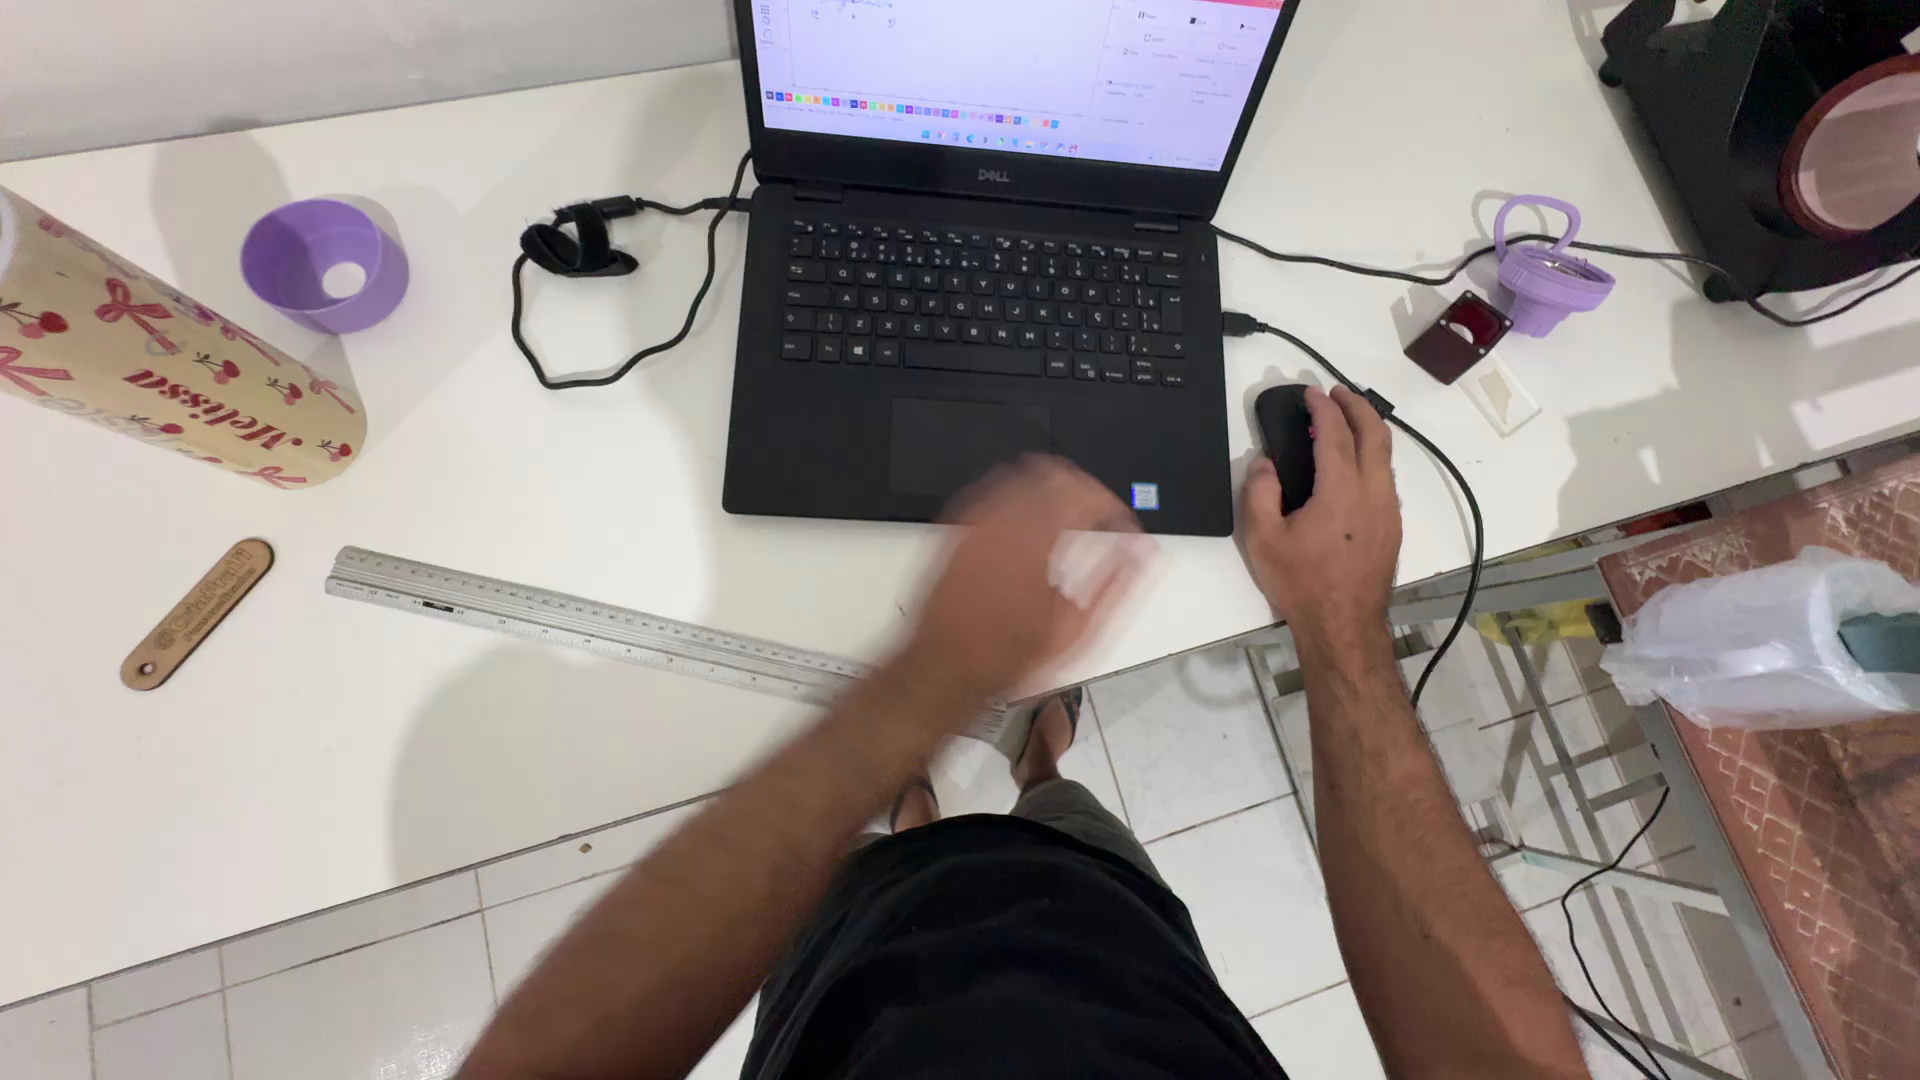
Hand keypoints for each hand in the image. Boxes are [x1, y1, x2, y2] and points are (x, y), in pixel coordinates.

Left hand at [902, 456, 1151, 702]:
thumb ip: (1116, 585)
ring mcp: (973, 524)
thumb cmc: (1002, 659)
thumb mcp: (1074, 632)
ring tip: (1065, 519)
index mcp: (1035, 544)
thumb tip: (1143, 553)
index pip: (1084, 493)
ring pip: (1019, 474)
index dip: (1112, 505)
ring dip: (1049, 489)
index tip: (1120, 526)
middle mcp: (1001, 525)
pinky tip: (1024, 524)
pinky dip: (1015, 497)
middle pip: (1053, 473)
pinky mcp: (954, 529)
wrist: (943, 669)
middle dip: (1084, 490)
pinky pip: (988, 491)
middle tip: (1097, 517)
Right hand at [1238, 385, 1401, 649]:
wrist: (1343, 625)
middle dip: (1357, 406)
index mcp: (1341, 491)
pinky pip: (1385, 478)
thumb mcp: (1262, 538)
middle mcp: (1374, 493)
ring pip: (1386, 456)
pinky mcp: (1393, 526)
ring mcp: (1389, 510)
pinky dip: (1370, 457)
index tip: (1311, 391)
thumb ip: (1260, 492)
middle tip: (1336, 393)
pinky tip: (1351, 465)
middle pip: (1375, 435)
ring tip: (1344, 423)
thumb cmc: (1300, 582)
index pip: (1335, 435)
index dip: (1323, 408)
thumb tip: (1265, 463)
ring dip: (1366, 431)